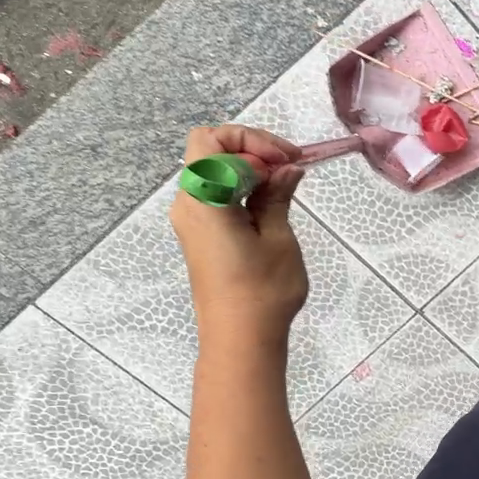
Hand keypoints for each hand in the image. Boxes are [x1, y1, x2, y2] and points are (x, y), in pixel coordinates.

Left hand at [170, 125, 307, 350]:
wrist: (241, 337)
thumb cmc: (264, 291)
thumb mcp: (279, 238)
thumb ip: (277, 196)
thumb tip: (286, 168)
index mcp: (204, 199)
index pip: (213, 142)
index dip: (253, 140)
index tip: (290, 158)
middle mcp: (188, 203)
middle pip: (208, 151)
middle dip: (252, 149)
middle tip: (290, 167)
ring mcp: (192, 219)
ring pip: (213, 171)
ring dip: (250, 169)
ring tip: (286, 186)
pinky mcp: (201, 234)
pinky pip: (217, 194)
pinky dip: (243, 188)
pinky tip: (271, 203)